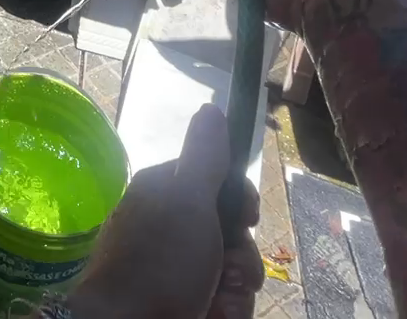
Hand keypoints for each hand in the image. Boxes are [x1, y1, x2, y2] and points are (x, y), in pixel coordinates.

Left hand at [64, 106, 260, 318]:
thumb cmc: (158, 261)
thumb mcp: (185, 198)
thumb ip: (204, 157)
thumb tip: (213, 108)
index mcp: (166, 193)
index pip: (219, 183)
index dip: (241, 201)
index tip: (248, 216)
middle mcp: (171, 228)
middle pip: (234, 234)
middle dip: (241, 258)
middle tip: (223, 269)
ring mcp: (178, 271)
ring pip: (235, 276)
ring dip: (235, 293)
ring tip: (214, 301)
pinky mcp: (188, 305)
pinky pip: (227, 306)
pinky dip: (225, 314)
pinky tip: (210, 316)